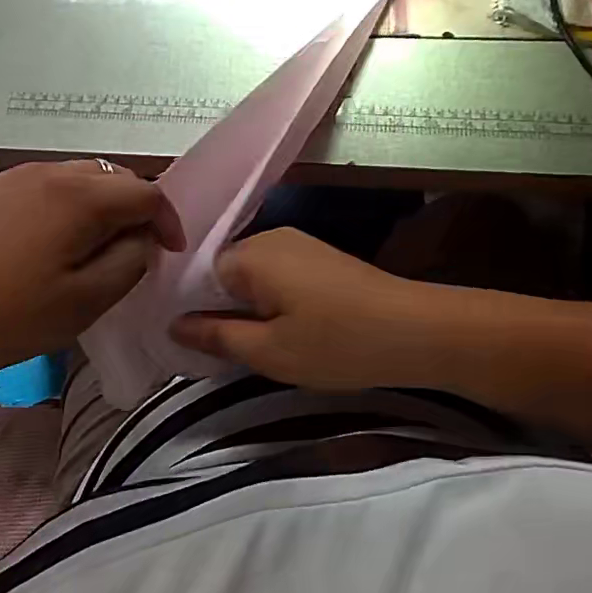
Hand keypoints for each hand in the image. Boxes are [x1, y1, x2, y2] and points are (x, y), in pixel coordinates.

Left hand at [0, 160, 183, 391]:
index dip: (169, 222)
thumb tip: (141, 239)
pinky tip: (48, 245)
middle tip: (136, 252)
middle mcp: (49, 172)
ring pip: (77, 180)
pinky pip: (43, 189)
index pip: (148, 192)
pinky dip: (65, 209)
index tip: (170, 254)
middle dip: (136, 211)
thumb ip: (130, 262)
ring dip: (100, 209)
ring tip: (94, 250)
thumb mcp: (83, 302)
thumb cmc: (0, 318)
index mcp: (80, 195)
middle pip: (114, 178)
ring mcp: (10, 177)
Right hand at [169, 228, 456, 390]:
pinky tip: (279, 331)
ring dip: (245, 309)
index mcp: (250, 254)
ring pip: (252, 277)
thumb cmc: (337, 343)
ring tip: (247, 348)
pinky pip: (277, 278)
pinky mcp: (322, 258)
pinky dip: (270, 303)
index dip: (185, 307)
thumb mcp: (269, 351)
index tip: (182, 343)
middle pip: (223, 273)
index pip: (195, 273)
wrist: (417, 331)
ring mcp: (300, 245)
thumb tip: (174, 324)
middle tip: (214, 355)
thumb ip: (216, 335)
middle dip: (216, 309)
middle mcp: (271, 237)